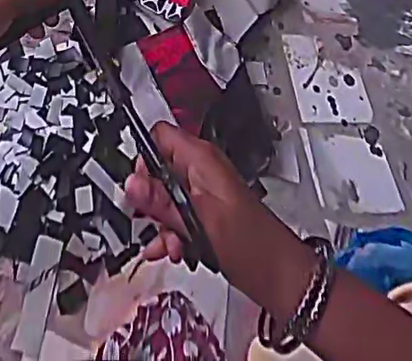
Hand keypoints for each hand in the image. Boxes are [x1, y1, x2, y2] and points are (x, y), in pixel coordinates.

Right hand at [125, 123, 321, 318]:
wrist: (280, 277)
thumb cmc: (252, 245)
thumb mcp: (196, 222)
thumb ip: (161, 201)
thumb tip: (131, 183)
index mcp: (200, 157)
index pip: (157, 135)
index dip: (142, 159)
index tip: (138, 187)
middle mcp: (201, 168)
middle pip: (158, 167)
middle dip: (151, 198)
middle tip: (152, 219)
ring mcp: (204, 189)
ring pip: (166, 194)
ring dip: (161, 221)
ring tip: (168, 243)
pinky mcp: (206, 209)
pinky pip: (178, 211)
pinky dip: (172, 230)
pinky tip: (174, 249)